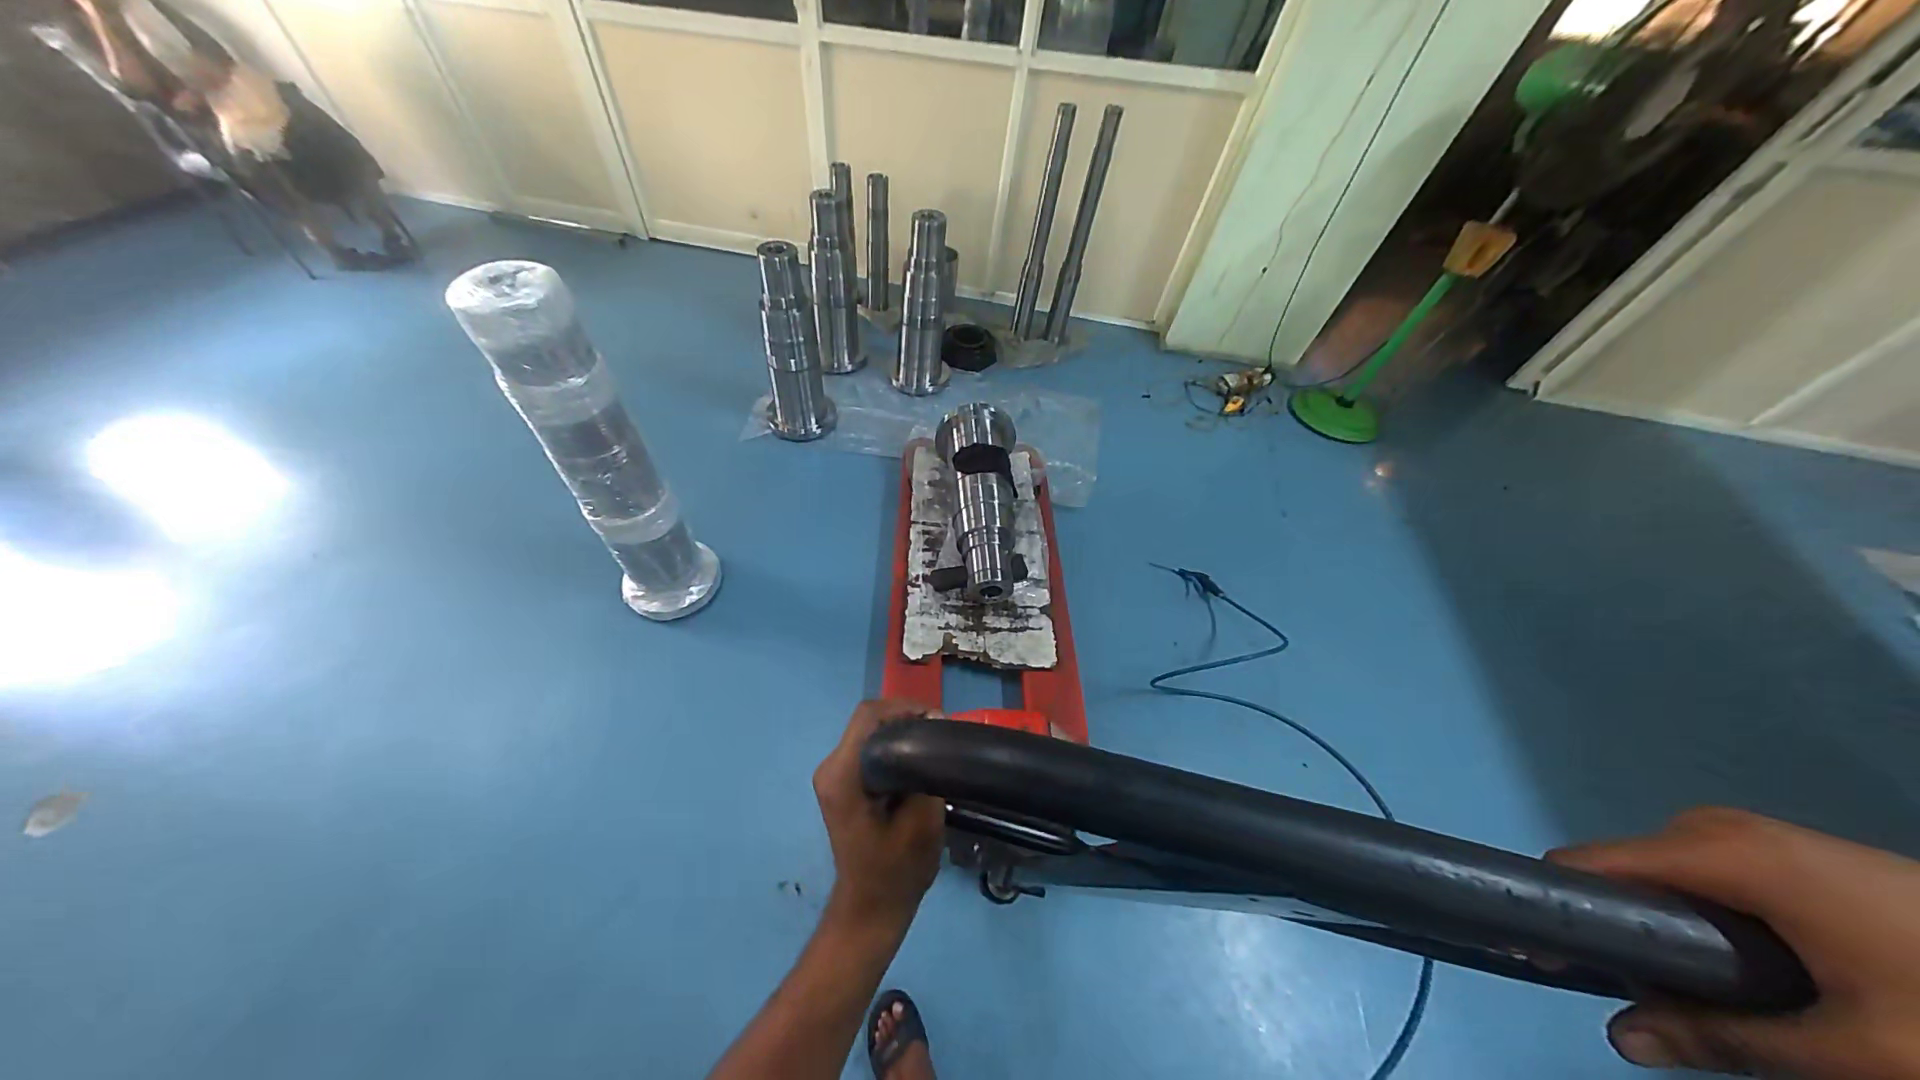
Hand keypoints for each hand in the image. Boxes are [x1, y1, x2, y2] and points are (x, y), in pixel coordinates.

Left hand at [812, 700, 945, 928]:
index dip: (905, 708)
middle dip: (906, 718)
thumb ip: (927, 770)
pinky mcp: (843, 783)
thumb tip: (935, 730)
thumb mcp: (922, 820)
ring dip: (901, 731)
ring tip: (934, 743)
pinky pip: (869, 748)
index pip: (869, 716)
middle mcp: (831, 767)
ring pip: (869, 732)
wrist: (872, 907)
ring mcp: (834, 775)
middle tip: (940, 731)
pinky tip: (918, 759)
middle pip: (868, 720)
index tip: (937, 720)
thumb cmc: (897, 869)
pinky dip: (894, 745)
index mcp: (842, 774)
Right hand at [1551, 808, 1919, 1078]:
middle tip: (1679, 998)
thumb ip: (1728, 1041)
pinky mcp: (1767, 843)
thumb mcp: (1854, 1048)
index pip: (1586, 863)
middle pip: (1621, 873)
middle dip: (1631, 934)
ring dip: (1668, 931)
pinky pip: (1697, 873)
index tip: (1562, 964)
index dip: (1560, 911)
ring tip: (1728, 989)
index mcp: (1713, 850)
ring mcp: (1741, 830)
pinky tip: (1760, 965)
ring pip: (1658, 877)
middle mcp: (1707, 825)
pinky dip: (1701, 918)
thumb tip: (1617, 1039)